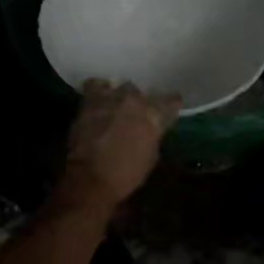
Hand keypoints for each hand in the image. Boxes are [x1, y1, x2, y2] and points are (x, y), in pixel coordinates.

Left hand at [59, 80, 180, 210]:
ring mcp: (112, 97)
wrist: (90, 178)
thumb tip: (152, 127)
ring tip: (118, 109)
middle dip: (143, 104)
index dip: (172, 106)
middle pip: (144, 93)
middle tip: (138, 117)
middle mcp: (135, 100)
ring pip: (122, 87)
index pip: (172, 101)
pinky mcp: (90, 100)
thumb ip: (154, 134)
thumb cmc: (125, 175)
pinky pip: (97, 85)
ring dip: (122, 98)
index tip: (170, 112)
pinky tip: (100, 102)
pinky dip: (101, 92)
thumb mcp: (151, 157)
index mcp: (155, 115)